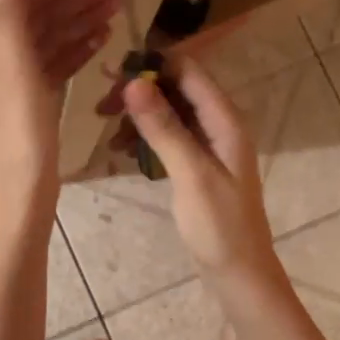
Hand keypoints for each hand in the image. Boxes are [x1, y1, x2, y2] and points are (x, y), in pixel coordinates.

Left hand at [0, 0, 118, 220]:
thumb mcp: (15, 72)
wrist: (22, 199)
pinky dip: (77, 49)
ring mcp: (13, 82)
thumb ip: (7, 16)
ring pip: (49, 39)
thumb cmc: (20, 138)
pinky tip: (101, 40)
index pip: (20, 0)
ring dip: (81, 20)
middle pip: (37, 16)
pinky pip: (55, 65)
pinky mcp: (31, 102)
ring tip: (117, 6)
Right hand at [122, 59, 278, 288]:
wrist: (239, 273)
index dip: (152, 66)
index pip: (189, 71)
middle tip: (101, 108)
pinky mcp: (197, 165)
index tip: (112, 76)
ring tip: (107, 129)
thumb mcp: (190, 174)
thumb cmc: (219, 226)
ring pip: (170, 113)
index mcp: (225, 121)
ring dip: (139, 115)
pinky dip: (146, 137)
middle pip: (177, 89)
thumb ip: (164, 128)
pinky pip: (169, 137)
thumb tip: (134, 83)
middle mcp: (219, 125)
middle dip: (140, 92)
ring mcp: (208, 146)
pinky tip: (122, 150)